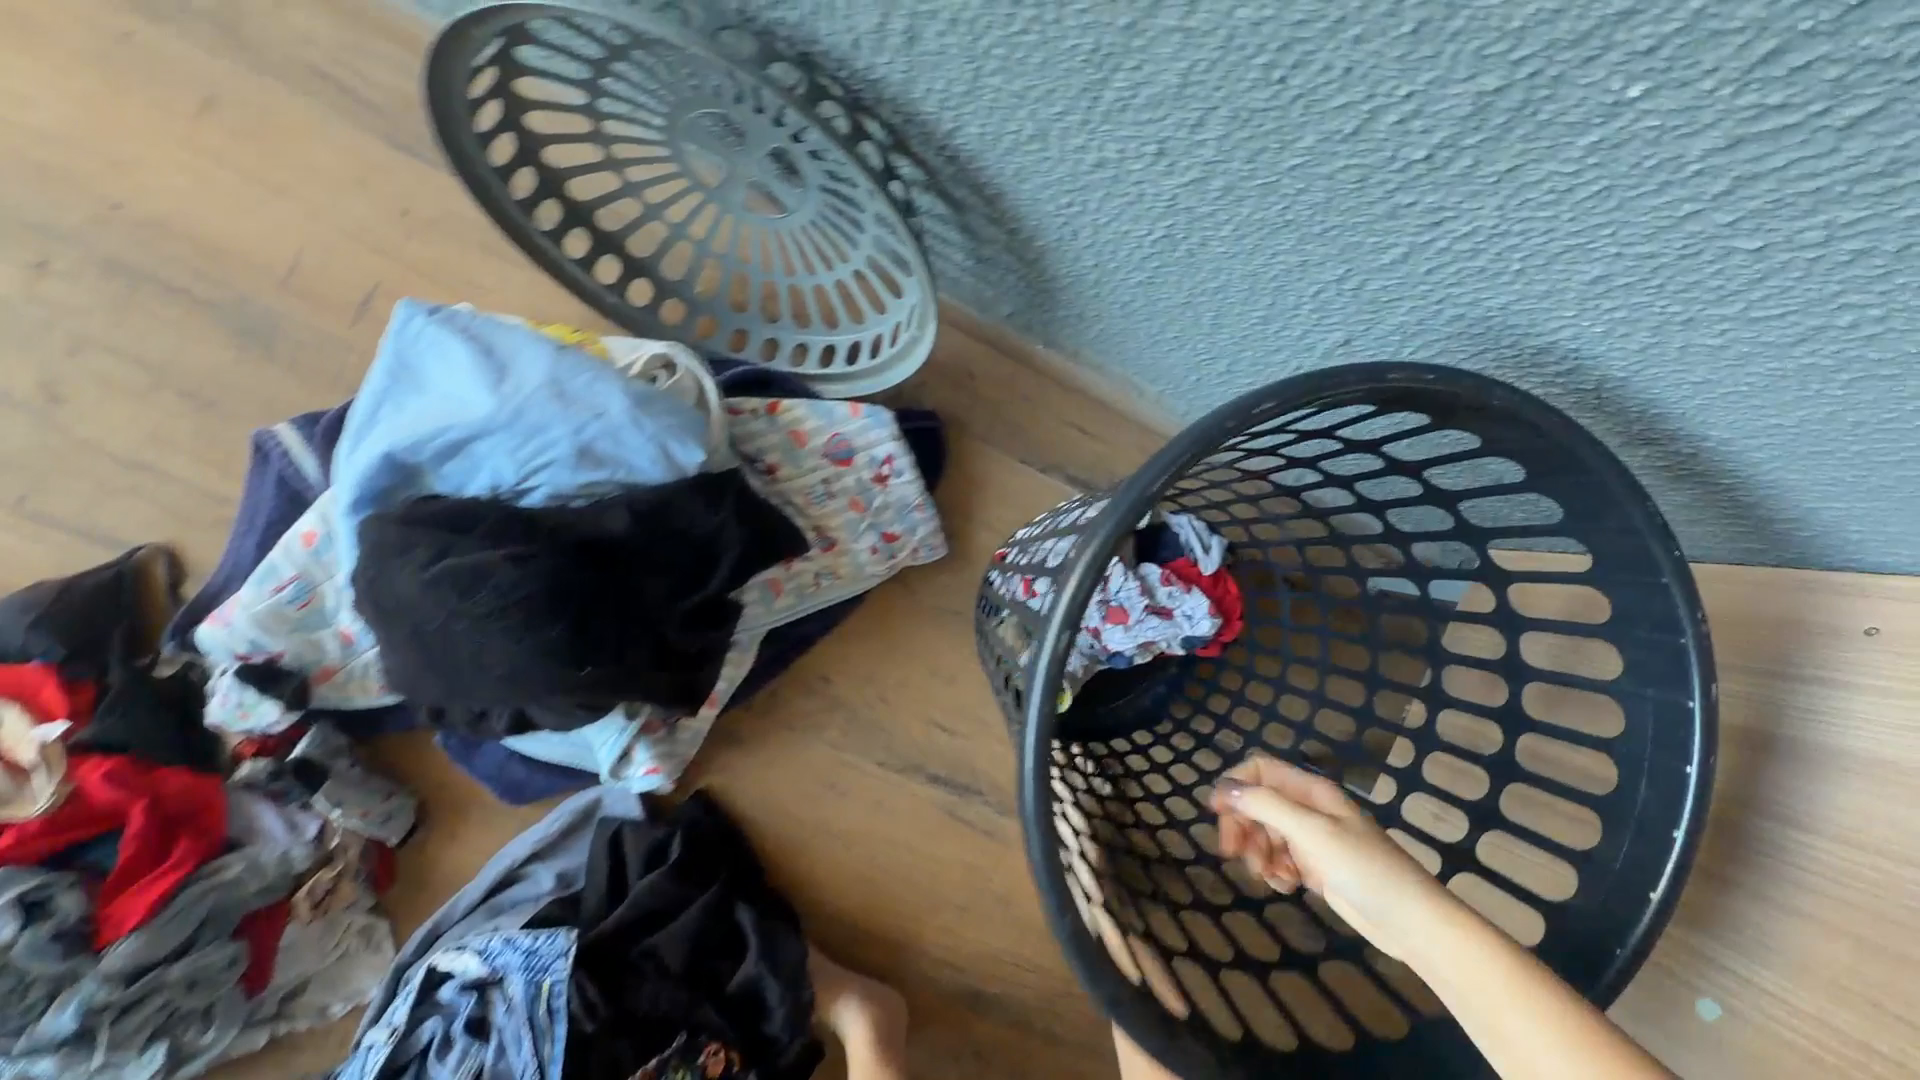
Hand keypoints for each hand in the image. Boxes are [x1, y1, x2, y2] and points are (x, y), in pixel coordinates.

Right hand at [1210, 754, 1456, 962]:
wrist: (1411, 922)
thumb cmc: (1364, 869)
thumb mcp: (1311, 832)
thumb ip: (1266, 806)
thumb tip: (1222, 789)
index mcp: (1311, 791)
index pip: (1260, 770)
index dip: (1235, 785)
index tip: (1216, 813)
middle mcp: (1309, 810)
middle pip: (1258, 804)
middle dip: (1242, 826)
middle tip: (1232, 854)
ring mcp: (1313, 840)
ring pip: (1266, 834)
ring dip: (1258, 853)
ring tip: (1270, 877)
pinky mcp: (1316, 868)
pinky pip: (1280, 860)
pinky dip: (1275, 871)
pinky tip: (1287, 887)